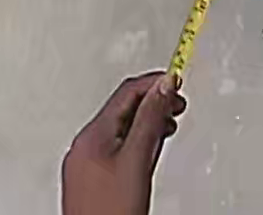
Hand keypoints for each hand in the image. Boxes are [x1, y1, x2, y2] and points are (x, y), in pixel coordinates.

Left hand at [62, 72, 186, 214]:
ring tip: (169, 123)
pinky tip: (151, 150)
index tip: (176, 80)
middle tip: (177, 101)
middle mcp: (85, 147)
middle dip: (153, 102)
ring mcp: (86, 166)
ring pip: (122, 129)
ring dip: (147, 122)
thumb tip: (163, 85)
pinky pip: (118, 148)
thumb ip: (151, 119)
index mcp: (91, 136)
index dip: (155, 83)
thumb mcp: (137, 161)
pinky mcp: (93, 182)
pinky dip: (138, 142)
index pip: (127, 93)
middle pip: (124, 109)